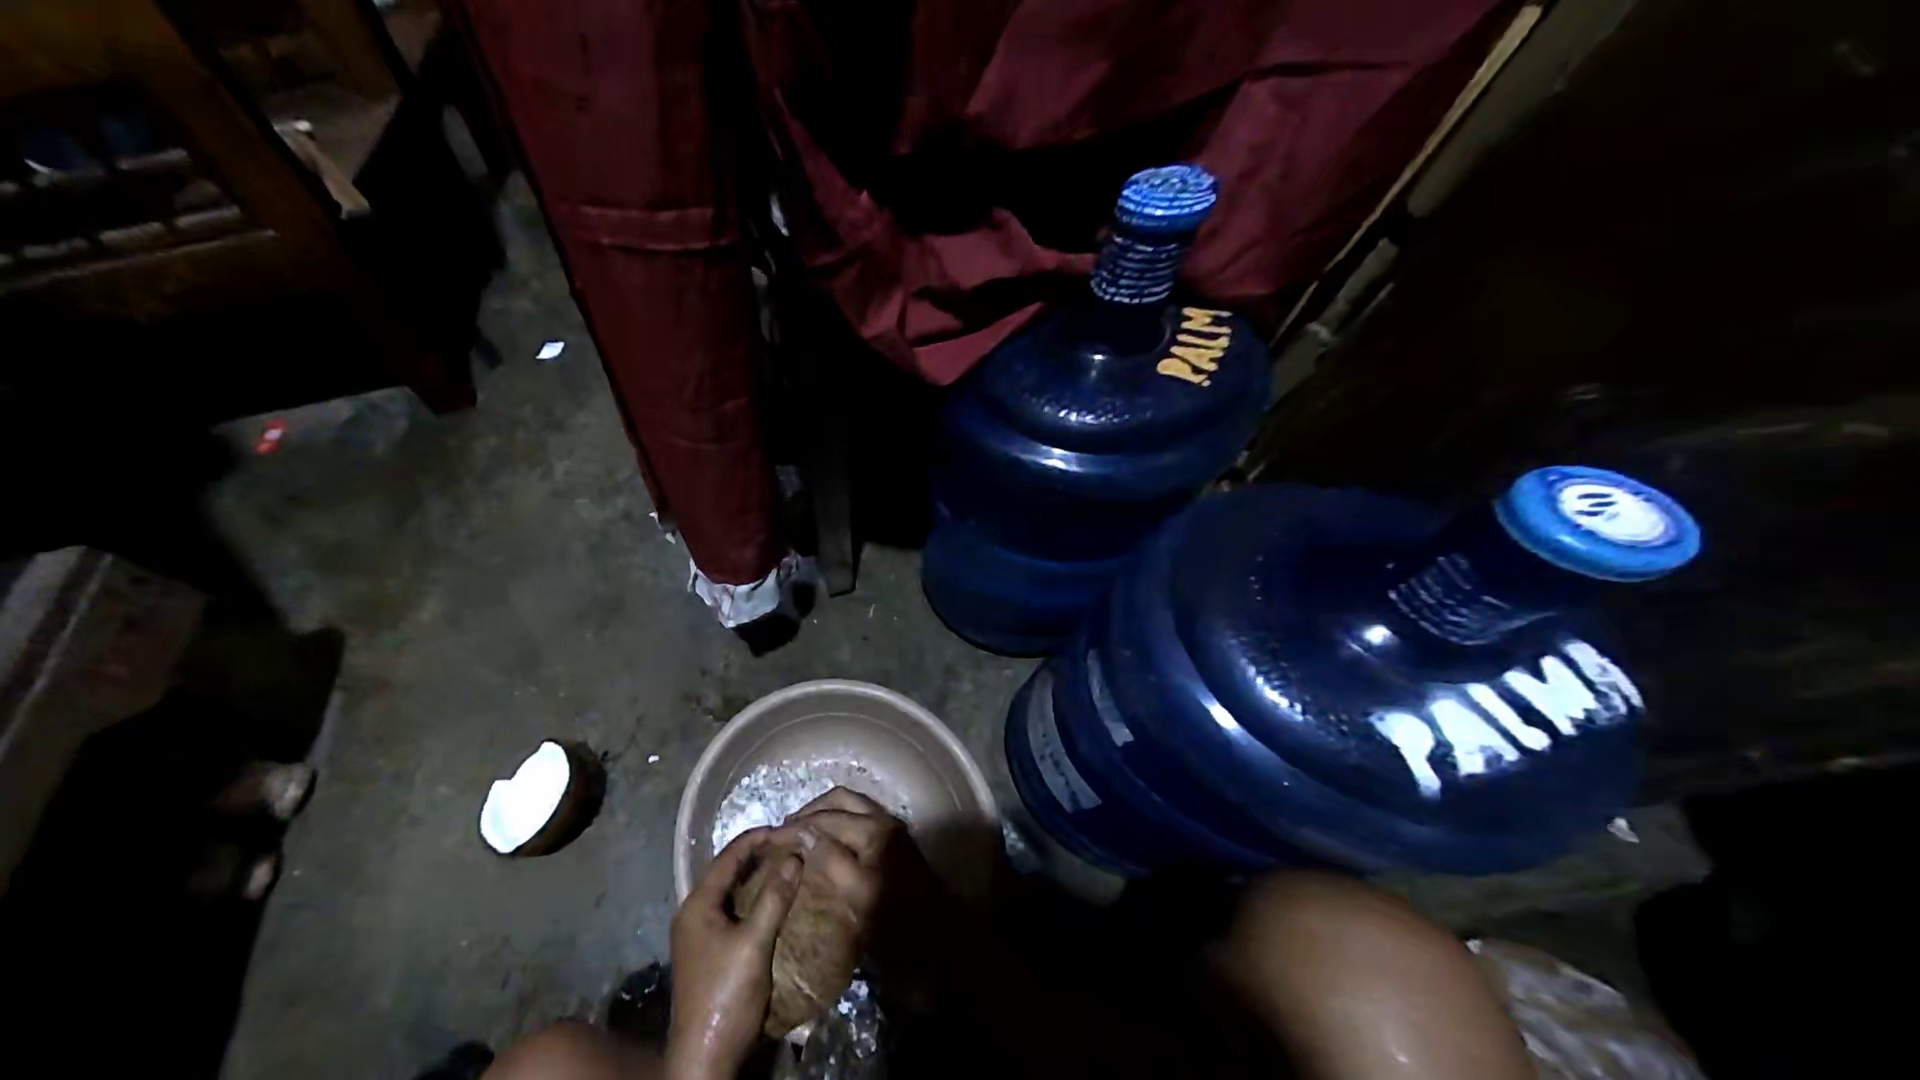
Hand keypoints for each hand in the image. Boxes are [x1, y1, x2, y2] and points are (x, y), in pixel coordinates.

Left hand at [666, 828, 801, 1079]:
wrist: (706, 1055)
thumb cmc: (727, 993)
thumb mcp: (754, 942)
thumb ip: (774, 897)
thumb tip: (795, 856)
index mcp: (697, 906)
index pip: (727, 858)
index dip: (754, 840)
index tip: (785, 828)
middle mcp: (693, 915)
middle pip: (726, 873)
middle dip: (757, 856)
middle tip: (790, 844)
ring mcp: (700, 935)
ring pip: (731, 893)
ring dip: (756, 877)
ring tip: (787, 865)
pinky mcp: (710, 952)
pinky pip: (733, 911)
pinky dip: (754, 899)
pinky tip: (775, 900)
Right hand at [765, 787, 903, 924]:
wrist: (937, 930)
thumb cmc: (897, 916)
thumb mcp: (858, 892)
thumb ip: (830, 859)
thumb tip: (801, 832)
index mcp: (874, 829)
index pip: (826, 818)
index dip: (796, 827)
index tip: (769, 837)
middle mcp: (883, 818)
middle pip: (839, 799)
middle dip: (810, 810)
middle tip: (785, 829)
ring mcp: (890, 826)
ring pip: (850, 804)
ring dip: (824, 812)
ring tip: (801, 832)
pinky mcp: (892, 838)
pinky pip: (859, 815)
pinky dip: (838, 819)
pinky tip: (826, 839)